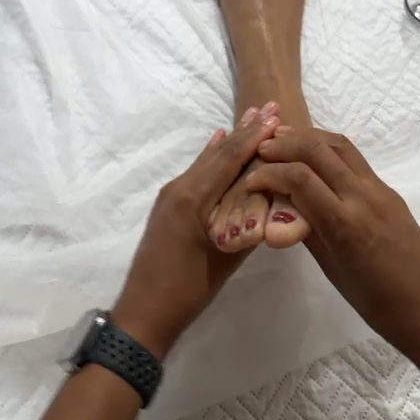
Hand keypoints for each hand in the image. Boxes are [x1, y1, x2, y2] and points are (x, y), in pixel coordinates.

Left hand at [111, 105, 282, 353]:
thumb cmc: (187, 290)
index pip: (229, 158)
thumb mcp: (225, 259)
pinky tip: (218, 141)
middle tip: (268, 106)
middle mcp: (180, 187)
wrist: (144, 313)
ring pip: (207, 161)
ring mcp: (172, 195)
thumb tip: (272, 199)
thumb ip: (247, 225)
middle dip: (246, 131)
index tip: (275, 115)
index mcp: (193, 197)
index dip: (254, 136)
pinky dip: (212, 156)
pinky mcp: (169, 205)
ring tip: (251, 118)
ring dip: (231, 140)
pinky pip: (197, 173)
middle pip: (218, 153)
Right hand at [243, 127, 419, 360]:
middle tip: (261, 147)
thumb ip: (306, 230)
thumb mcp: (332, 269)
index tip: (250, 178)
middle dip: (284, 143)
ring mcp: (380, 190)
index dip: (269, 172)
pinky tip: (312, 156)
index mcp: (345, 225)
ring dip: (307, 137)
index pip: (299, 178)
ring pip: (339, 145)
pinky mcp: (389, 190)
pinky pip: (354, 158)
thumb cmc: (376, 304)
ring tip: (282, 139)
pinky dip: (327, 148)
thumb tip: (280, 203)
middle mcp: (363, 198)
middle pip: (318, 150)